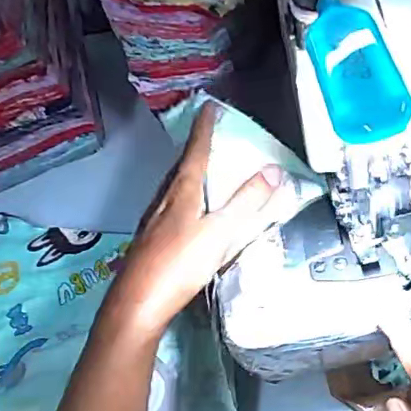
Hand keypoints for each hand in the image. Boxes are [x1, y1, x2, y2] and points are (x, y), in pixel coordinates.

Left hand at [103, 104, 283, 339]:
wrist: (138, 303)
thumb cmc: (179, 264)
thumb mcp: (220, 232)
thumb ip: (246, 202)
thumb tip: (273, 170)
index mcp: (183, 191)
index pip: (196, 150)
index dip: (205, 128)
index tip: (209, 106)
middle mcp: (164, 199)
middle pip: (181, 166)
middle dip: (195, 148)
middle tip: (208, 135)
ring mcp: (153, 219)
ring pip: (172, 186)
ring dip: (187, 172)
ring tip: (199, 169)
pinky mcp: (149, 239)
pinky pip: (168, 205)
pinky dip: (181, 196)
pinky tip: (182, 210)